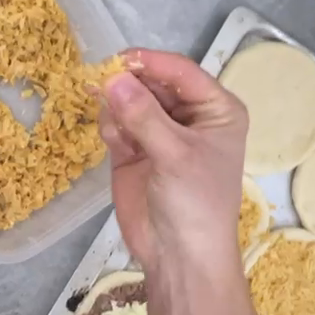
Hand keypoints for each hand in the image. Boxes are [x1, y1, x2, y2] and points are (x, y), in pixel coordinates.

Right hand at [100, 48, 248, 275]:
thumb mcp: (175, 155)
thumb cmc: (195, 202)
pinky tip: (113, 138)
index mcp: (215, 110)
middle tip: (100, 82)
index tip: (118, 59)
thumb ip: (143, 115)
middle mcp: (187, 117)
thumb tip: (111, 78)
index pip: (181, 73)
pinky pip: (117, 125)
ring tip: (109, 118)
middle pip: (152, 84)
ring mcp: (158, 134)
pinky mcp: (132, 153)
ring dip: (116, 105)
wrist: (179, 255)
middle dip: (128, 83)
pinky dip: (110, 125)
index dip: (151, 63)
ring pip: (130, 102)